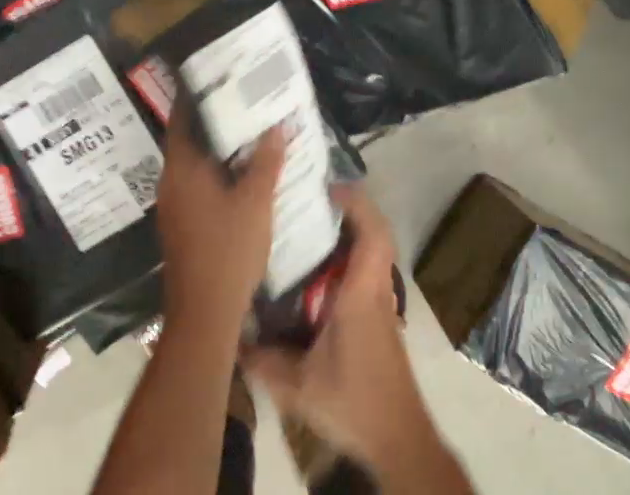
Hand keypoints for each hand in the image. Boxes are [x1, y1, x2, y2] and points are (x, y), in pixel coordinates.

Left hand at [155, 97, 285, 330]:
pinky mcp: (181, 225)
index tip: (217, 79)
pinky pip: (197, 187)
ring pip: (194, 167)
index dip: (196, 97)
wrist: (204, 311)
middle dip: (215, 124)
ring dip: (218, 152)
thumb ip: (265, 162)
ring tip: (251, 138)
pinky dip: (217, 176)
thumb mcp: (255, 203)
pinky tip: (243, 178)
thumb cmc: (229, 250)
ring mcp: (173, 205)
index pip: (182, 119)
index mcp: (182, 168)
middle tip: (245, 106)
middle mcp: (170, 181)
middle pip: (189, 141)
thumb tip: (275, 127)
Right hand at [243, 185, 435, 473]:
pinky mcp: (378, 325)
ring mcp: (380, 309)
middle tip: (303, 203)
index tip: (327, 187)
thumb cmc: (354, 403)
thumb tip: (229, 337)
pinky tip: (308, 281)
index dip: (357, 203)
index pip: (374, 234)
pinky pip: (362, 279)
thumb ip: (261, 360)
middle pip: (372, 238)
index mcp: (361, 294)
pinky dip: (340, 267)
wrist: (399, 441)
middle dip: (343, 214)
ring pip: (368, 259)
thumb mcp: (298, 386)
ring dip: (343, 240)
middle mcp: (375, 293)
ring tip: (299, 233)